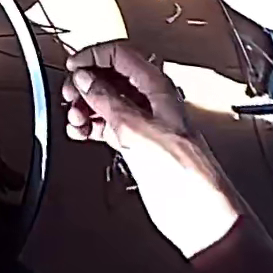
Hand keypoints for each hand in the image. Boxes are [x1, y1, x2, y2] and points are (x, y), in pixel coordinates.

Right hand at [63, 41, 250, 258]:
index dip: (93, 55)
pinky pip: (107, 123)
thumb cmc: (186, 174)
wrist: (201, 218)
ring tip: (74, 117)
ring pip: (106, 99)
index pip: (119, 54)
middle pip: (110, 75)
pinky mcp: (137, 143)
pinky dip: (91, 125)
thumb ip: (107, 100)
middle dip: (86, 81)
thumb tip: (85, 78)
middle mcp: (149, 100)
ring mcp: (143, 122)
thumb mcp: (137, 129)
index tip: (73, 66)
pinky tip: (80, 132)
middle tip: (70, 94)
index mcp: (156, 86)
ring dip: (85, 105)